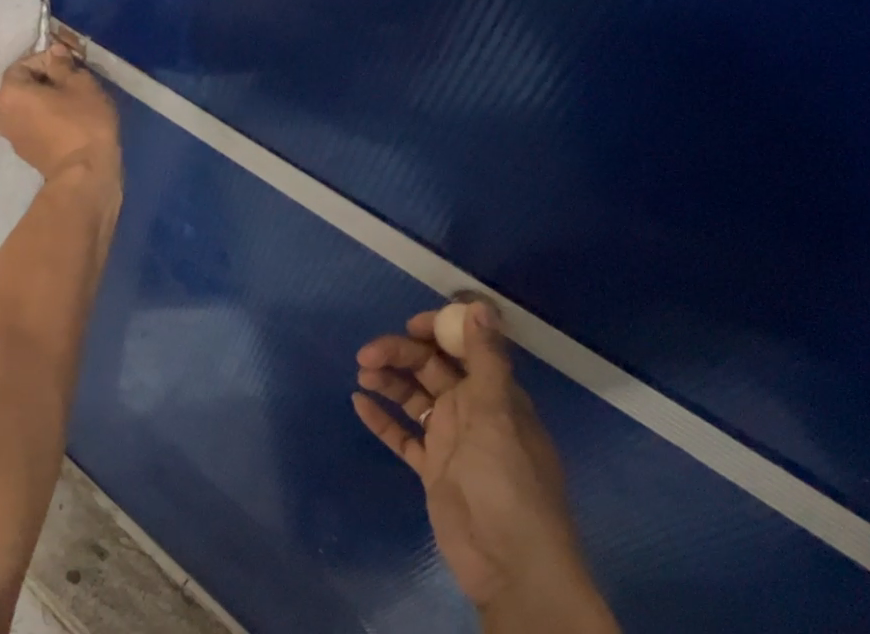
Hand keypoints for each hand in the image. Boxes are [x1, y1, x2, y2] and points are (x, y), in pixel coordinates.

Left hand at [0, 34, 120, 183]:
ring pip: (28, 108)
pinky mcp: (26, 153)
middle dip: (46, 80)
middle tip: (74, 82)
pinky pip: (34, 126)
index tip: (69, 65)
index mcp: (10, 93)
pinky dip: (47, 119)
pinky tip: (71, 122)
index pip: (22, 64)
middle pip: (22, 87)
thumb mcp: (80, 84)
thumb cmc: (82, 123)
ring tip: (75, 102)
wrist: (86, 175)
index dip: (46, 59)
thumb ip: (63, 65)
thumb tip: (54, 53)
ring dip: (47, 101)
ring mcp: (12, 137)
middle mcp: (2, 114)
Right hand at [352, 299, 617, 631]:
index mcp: (496, 396)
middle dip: (401, 354)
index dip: (439, 331)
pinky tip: (358, 403)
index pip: (466, 348)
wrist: (510, 564)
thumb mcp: (498, 415)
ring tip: (362, 375)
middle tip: (367, 356)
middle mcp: (474, 412)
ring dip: (389, 381)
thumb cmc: (508, 483)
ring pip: (414, 398)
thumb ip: (486, 360)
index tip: (410, 325)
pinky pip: (402, 434)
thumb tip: (478, 305)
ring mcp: (451, 441)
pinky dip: (381, 418)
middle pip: (432, 369)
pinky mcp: (432, 469)